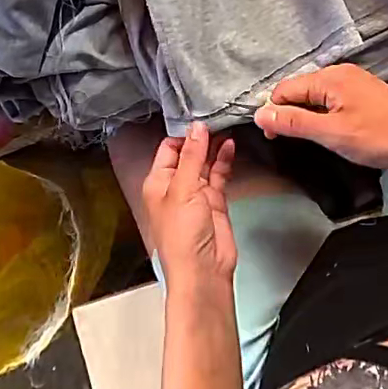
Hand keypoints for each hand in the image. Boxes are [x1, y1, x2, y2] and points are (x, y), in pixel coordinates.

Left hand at [140, 122, 237, 290]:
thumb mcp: (183, 189)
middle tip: (216, 117)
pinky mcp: (214, 202)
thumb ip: (191, 156)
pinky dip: (224, 161)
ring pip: (204, 163)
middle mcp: (175, 186)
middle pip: (187, 153)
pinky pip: (218, 175)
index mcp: (157, 181)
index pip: (168, 148)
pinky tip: (230, 147)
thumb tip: (196, 128)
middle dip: (200, 137)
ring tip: (226, 127)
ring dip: (213, 147)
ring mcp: (195, 193)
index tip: (198, 117)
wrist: (203, 271)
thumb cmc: (182, 234)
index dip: (182, 134)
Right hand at [252, 64, 387, 169]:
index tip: (275, 138)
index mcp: (329, 78)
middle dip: (289, 114)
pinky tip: (331, 131)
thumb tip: (259, 113)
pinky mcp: (363, 92)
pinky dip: (323, 114)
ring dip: (306, 116)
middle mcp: (339, 72)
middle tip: (292, 140)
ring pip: (314, 96)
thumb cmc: (380, 137)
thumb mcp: (331, 133)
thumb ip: (293, 122)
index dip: (274, 113)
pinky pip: (330, 99)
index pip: (284, 90)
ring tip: (314, 138)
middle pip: (298, 90)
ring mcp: (353, 81)